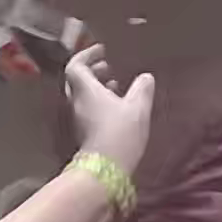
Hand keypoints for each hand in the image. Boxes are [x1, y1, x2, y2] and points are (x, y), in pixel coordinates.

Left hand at [65, 45, 153, 172]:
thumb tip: (145, 77)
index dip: (86, 55)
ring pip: (82, 96)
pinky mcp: (84, 134)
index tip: (101, 51)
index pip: (76, 65)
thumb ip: (142, 89)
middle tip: (107, 66)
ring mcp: (78, 120)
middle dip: (91, 71)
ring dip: (96, 87)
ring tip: (115, 85)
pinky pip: (87, 111)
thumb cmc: (120, 133)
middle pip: (76, 80)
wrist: (105, 169)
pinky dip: (98, 103)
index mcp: (85, 90)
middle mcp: (77, 103)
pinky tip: (115, 108)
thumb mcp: (138, 108)